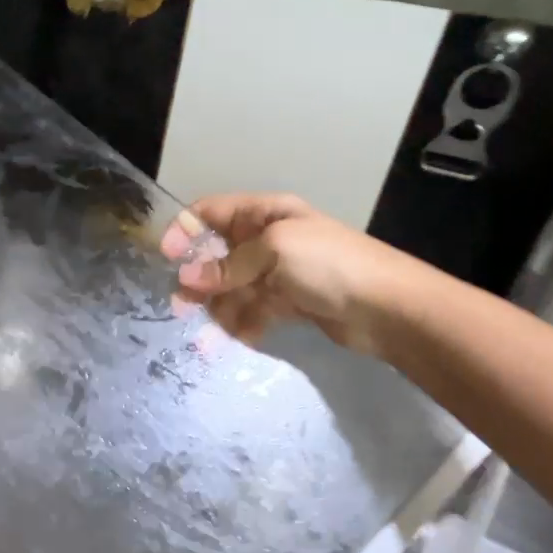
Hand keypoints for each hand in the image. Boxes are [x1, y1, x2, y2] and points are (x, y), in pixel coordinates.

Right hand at [158, 192, 428, 356]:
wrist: (387, 308)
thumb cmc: (330, 265)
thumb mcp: (274, 251)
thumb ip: (227, 265)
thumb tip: (186, 279)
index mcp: (266, 213)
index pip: (212, 212)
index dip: (185, 230)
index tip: (166, 258)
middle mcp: (268, 239)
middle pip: (217, 254)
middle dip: (196, 278)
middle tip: (179, 305)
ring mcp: (277, 273)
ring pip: (230, 288)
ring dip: (215, 308)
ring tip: (206, 333)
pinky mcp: (287, 303)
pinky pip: (250, 311)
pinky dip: (239, 325)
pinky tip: (234, 340)